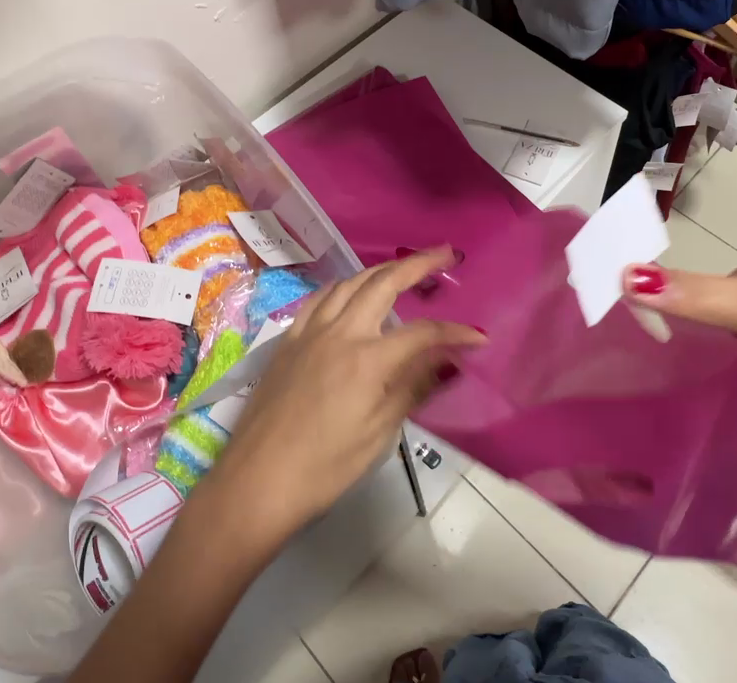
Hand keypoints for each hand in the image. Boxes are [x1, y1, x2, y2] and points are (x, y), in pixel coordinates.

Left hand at [203, 247, 484, 540]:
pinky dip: (344, 287)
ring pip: (349, 283)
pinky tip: (351, 293)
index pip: (423, 333)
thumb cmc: (325, 467)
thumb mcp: (379, 433)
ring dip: (381, 270)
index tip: (479, 338)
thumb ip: (414, 387)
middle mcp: (339, 333)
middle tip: (445, 255)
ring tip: (403, 270)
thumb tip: (450, 361)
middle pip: (383, 284)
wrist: (257, 481)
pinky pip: (320, 299)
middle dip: (418, 264)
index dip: (455, 333)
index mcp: (368, 359)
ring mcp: (309, 332)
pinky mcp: (288, 341)